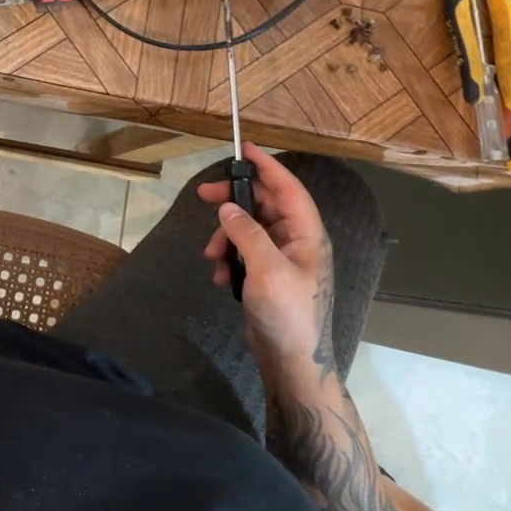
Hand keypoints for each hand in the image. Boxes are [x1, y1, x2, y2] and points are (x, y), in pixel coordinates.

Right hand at [197, 144, 335, 376]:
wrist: (292, 360)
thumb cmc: (287, 313)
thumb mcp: (266, 269)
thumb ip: (247, 233)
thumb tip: (227, 208)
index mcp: (307, 235)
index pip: (288, 189)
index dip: (268, 166)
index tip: (244, 149)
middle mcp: (297, 242)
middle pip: (264, 206)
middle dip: (234, 201)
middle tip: (203, 196)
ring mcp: (283, 260)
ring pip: (249, 230)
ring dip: (226, 237)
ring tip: (212, 256)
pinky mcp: (268, 276)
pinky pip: (245, 253)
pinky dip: (229, 258)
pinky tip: (219, 275)